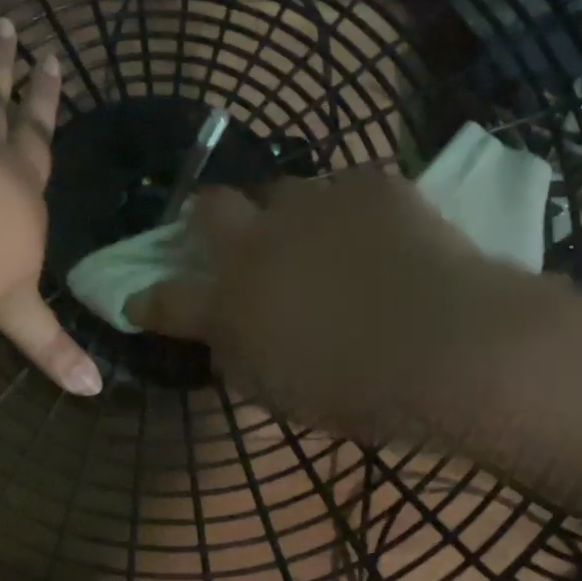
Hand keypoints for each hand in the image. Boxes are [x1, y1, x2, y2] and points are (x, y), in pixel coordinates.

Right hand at [134, 173, 557, 437]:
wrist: (443, 348)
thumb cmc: (352, 391)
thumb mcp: (278, 393)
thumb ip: (242, 359)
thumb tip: (232, 342)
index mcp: (229, 304)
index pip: (165, 299)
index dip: (146, 301)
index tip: (138, 303)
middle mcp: (258, 244)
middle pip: (210, 207)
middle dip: (206, 217)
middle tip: (222, 233)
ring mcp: (314, 207)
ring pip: (282, 191)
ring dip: (286, 213)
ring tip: (315, 235)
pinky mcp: (372, 188)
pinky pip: (348, 188)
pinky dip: (352, 208)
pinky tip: (376, 231)